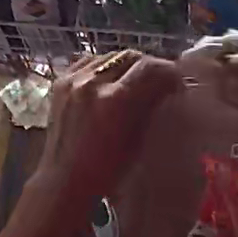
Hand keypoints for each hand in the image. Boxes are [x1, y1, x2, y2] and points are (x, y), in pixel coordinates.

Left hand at [33, 50, 180, 202]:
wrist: (65, 180)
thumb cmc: (107, 170)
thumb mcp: (138, 140)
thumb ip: (150, 107)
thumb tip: (166, 86)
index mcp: (116, 100)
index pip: (151, 68)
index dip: (169, 73)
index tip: (177, 84)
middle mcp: (93, 83)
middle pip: (131, 56)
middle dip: (150, 66)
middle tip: (160, 80)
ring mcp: (73, 80)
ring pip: (109, 56)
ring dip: (127, 64)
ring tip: (136, 79)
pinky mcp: (61, 82)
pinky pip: (88, 62)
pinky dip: (104, 67)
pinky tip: (111, 79)